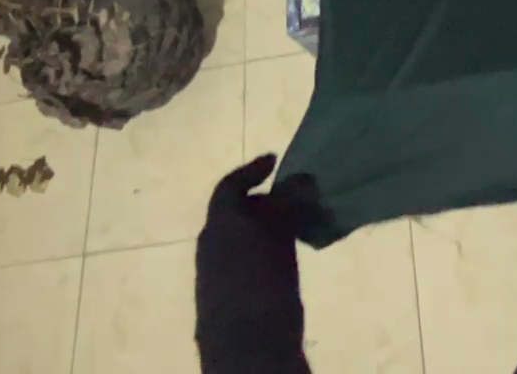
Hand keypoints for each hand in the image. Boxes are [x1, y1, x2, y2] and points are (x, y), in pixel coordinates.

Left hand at [194, 155, 316, 372]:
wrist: (248, 364)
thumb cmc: (260, 293)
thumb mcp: (276, 242)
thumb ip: (287, 208)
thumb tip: (300, 181)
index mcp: (217, 229)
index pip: (228, 188)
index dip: (250, 171)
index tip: (274, 161)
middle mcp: (212, 251)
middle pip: (238, 214)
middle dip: (267, 201)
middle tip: (299, 196)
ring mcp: (219, 282)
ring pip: (245, 240)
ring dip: (271, 227)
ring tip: (304, 224)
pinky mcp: (232, 307)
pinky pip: (250, 265)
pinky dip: (270, 252)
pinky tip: (294, 258)